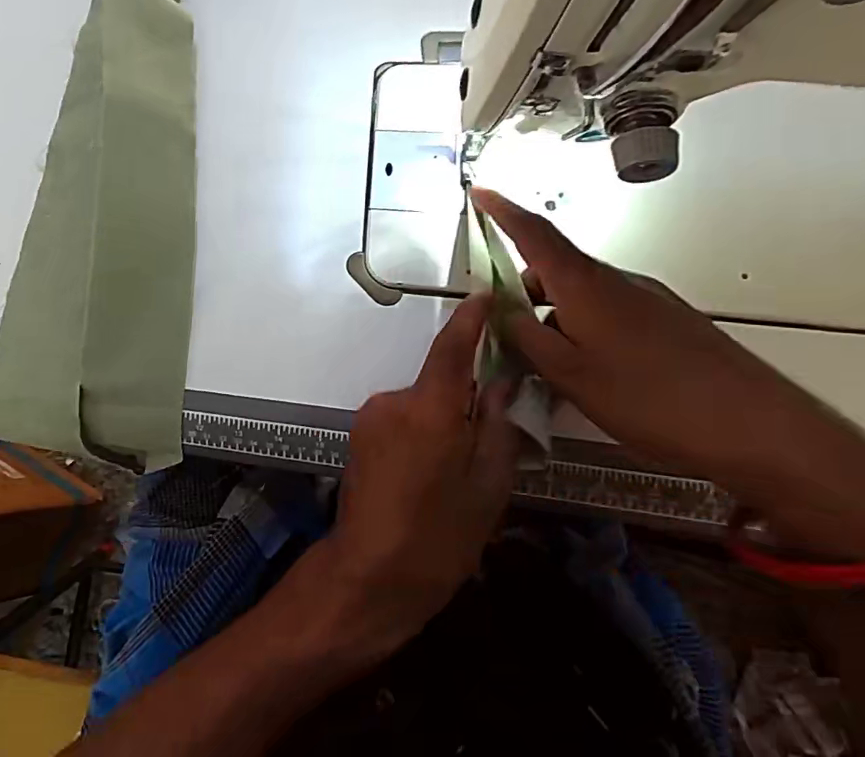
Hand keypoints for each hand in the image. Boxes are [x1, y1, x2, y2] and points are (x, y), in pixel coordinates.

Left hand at [324, 293, 519, 646]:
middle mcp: (393, 401)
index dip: (469, 320)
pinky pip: (401, 418)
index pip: (451, 349)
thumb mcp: (489, 484)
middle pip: (439, 382)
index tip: (484, 295)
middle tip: (493, 436)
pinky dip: (422, 431)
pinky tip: (430, 473)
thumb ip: (499, 426)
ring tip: (458, 470)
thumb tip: (504, 382)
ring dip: (443, 420)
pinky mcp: (360, 431)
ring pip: (421, 403)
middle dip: (468, 398)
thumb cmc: (441, 535)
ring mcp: (371, 416)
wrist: (373, 569)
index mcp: (430, 409)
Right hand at [471, 188, 864, 560]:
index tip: (480, 191)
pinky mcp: (672, 324)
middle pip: (555, 271)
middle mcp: (618, 283)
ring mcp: (650, 302)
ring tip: (553, 371)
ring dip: (556, 319)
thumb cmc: (654, 400)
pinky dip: (585, 331)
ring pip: (582, 297)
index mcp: (585, 286)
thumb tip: (500, 310)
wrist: (765, 433)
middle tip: (508, 335)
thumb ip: (525, 337)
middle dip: (523, 294)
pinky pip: (610, 314)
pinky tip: (594, 376)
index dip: (503, 211)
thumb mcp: (569, 374)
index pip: (534, 234)